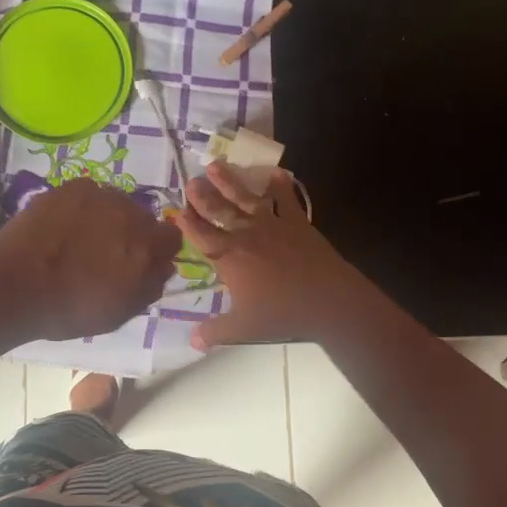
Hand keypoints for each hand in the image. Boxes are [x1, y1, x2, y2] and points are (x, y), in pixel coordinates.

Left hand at [0, 179, 182, 340]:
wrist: (15, 285)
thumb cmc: (68, 309)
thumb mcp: (119, 313)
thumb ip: (149, 288)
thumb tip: (164, 267)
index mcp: (146, 247)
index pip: (171, 238)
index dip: (157, 251)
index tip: (140, 263)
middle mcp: (128, 214)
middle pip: (143, 218)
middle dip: (132, 233)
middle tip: (106, 253)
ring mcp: (98, 196)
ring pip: (116, 203)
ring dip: (108, 217)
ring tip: (81, 238)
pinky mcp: (70, 187)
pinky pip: (89, 194)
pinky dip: (82, 207)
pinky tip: (63, 225)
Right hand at [176, 162, 375, 349]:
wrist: (330, 300)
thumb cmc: (283, 314)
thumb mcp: (244, 328)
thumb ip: (215, 331)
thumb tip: (192, 340)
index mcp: (229, 258)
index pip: (201, 235)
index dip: (187, 223)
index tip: (176, 211)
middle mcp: (246, 235)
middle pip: (219, 210)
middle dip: (202, 196)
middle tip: (190, 181)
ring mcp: (273, 225)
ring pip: (245, 198)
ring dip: (230, 181)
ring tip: (216, 165)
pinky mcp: (297, 222)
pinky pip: (286, 199)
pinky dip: (280, 185)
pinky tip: (275, 171)